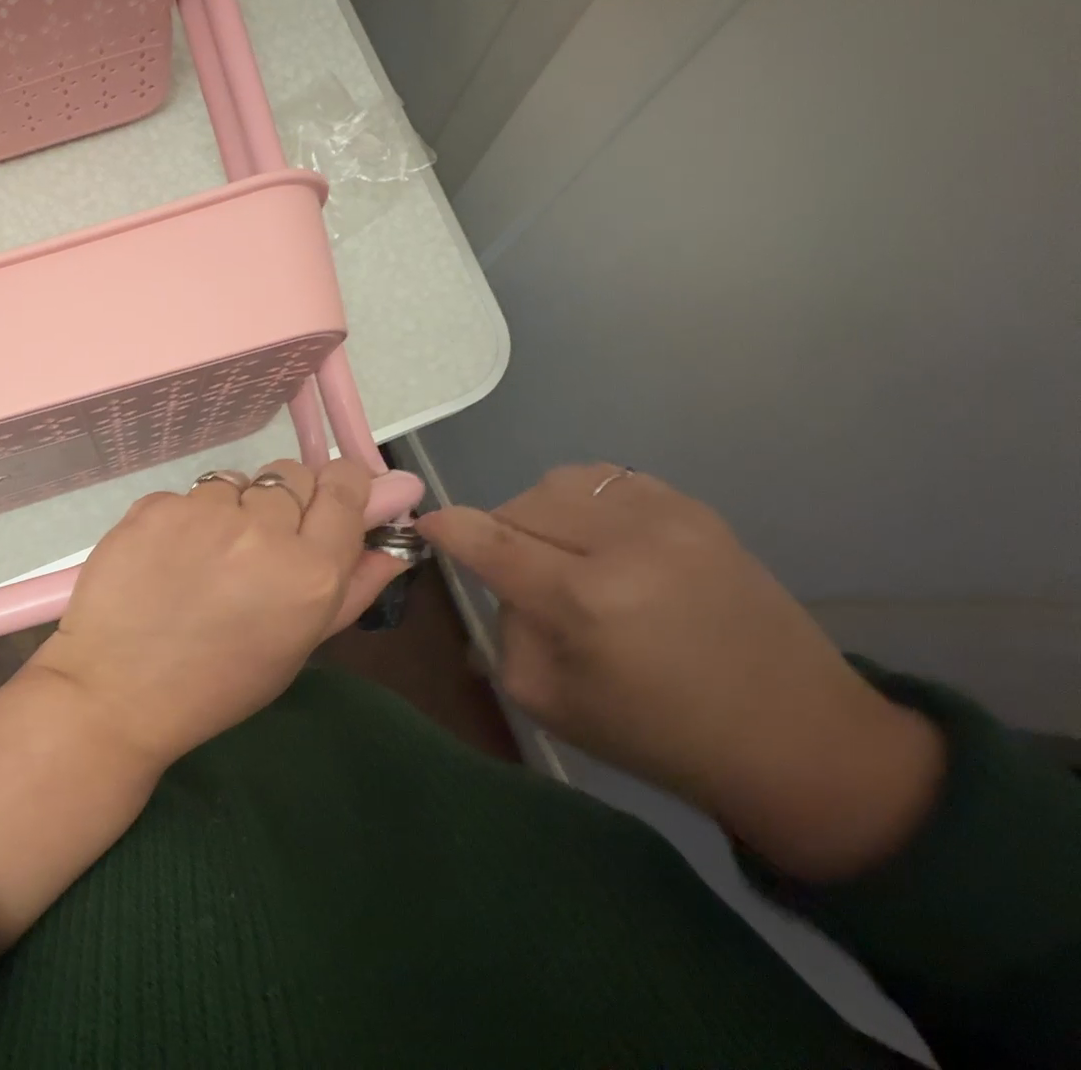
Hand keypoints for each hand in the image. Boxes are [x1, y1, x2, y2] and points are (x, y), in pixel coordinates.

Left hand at [25, 458, 409, 769]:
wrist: (117, 693)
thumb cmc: (218, 684)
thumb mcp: (299, 646)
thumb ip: (352, 588)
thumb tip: (395, 544)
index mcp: (311, 571)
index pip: (344, 485)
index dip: (339, 487)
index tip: (326, 502)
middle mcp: (263, 530)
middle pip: (292, 473)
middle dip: (286, 498)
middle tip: (261, 542)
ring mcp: (203, 513)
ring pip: (236, 482)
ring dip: (231, 509)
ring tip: (205, 559)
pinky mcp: (153, 507)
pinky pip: (185, 495)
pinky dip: (184, 519)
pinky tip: (167, 560)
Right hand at [420, 464, 943, 880]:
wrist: (791, 733)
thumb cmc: (655, 734)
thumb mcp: (546, 700)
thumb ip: (506, 629)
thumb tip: (498, 580)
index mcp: (583, 599)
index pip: (488, 539)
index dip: (445, 529)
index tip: (424, 528)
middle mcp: (625, 542)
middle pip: (521, 502)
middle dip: (496, 530)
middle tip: (507, 570)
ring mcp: (671, 518)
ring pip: (564, 481)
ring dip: (539, 510)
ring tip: (552, 550)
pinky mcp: (700, 512)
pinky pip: (613, 482)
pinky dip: (585, 503)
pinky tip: (597, 540)